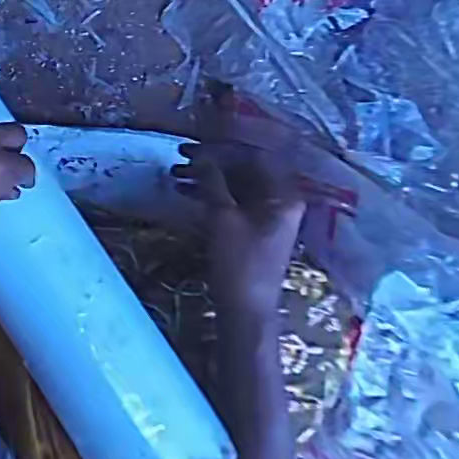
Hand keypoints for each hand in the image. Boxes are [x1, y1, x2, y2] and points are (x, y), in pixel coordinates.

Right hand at [174, 93, 305, 325]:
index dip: (222, 148)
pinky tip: (184, 190)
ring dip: (206, 177)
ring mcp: (266, 215)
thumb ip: (213, 182)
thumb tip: (201, 156)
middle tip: (180, 158)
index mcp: (283, 195)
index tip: (193, 147)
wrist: (245, 311)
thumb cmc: (239, 263)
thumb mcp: (223, 218)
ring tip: (175, 175)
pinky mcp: (252, 228)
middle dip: (211, 161)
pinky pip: (232, 200)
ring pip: (235, 184)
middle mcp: (279, 200)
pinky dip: (210, 194)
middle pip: (245, 168)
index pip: (254, 155)